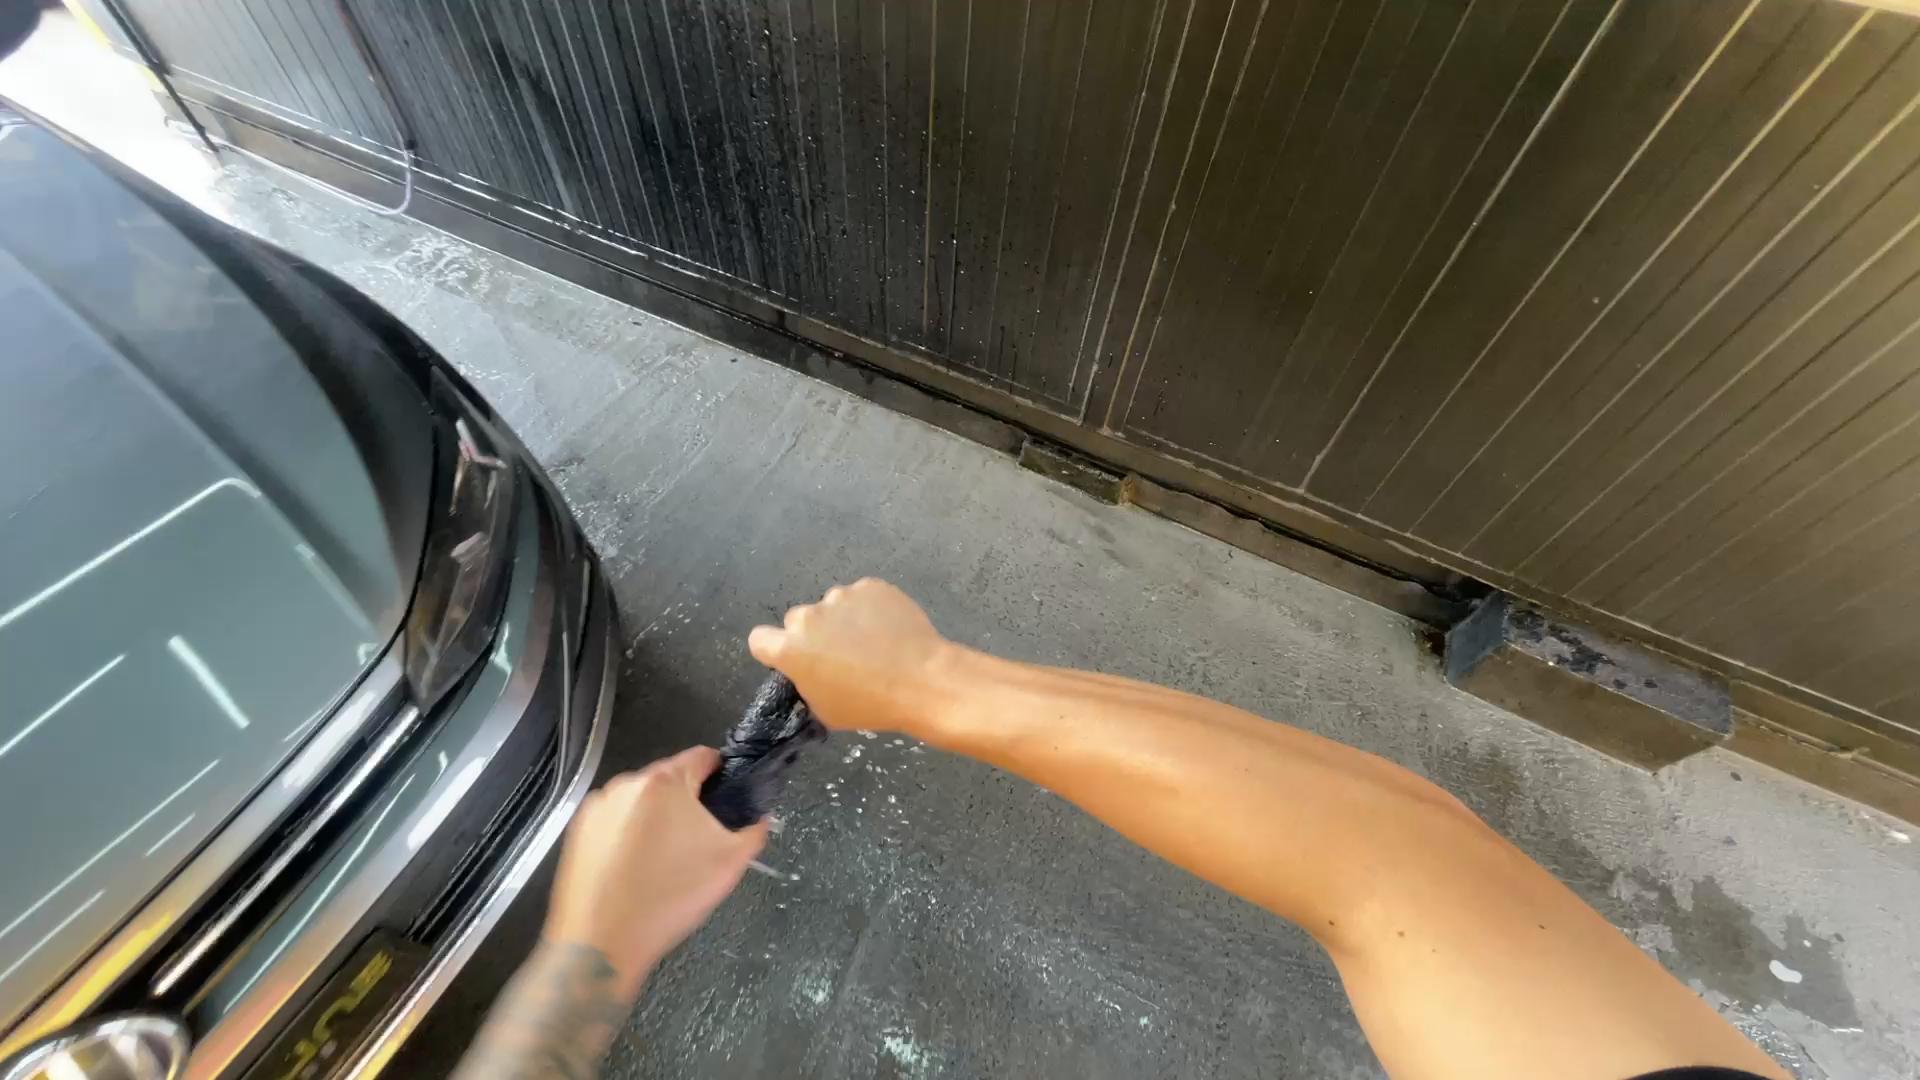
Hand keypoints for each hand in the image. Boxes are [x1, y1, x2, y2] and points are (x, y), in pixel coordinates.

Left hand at [542, 747, 767, 990]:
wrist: (601, 946)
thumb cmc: (670, 897)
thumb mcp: (731, 863)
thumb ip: (755, 829)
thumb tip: (759, 818)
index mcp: (665, 781)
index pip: (704, 756)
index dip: (722, 775)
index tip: (726, 803)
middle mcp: (627, 783)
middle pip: (672, 777)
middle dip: (688, 800)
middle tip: (698, 839)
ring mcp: (597, 807)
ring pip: (642, 799)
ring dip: (657, 815)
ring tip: (664, 858)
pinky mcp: (576, 832)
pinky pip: (616, 819)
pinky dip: (628, 833)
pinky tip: (634, 868)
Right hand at [748, 577, 952, 734]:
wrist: (921, 680)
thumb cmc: (870, 704)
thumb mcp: (824, 709)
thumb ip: (806, 682)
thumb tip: (811, 670)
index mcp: (791, 649)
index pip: (760, 639)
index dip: (774, 649)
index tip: (792, 657)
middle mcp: (810, 616)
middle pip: (798, 619)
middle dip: (812, 633)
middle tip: (840, 653)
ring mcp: (842, 596)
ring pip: (833, 605)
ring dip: (843, 618)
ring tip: (872, 641)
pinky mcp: (871, 586)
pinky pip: (862, 596)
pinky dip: (870, 608)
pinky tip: (889, 628)